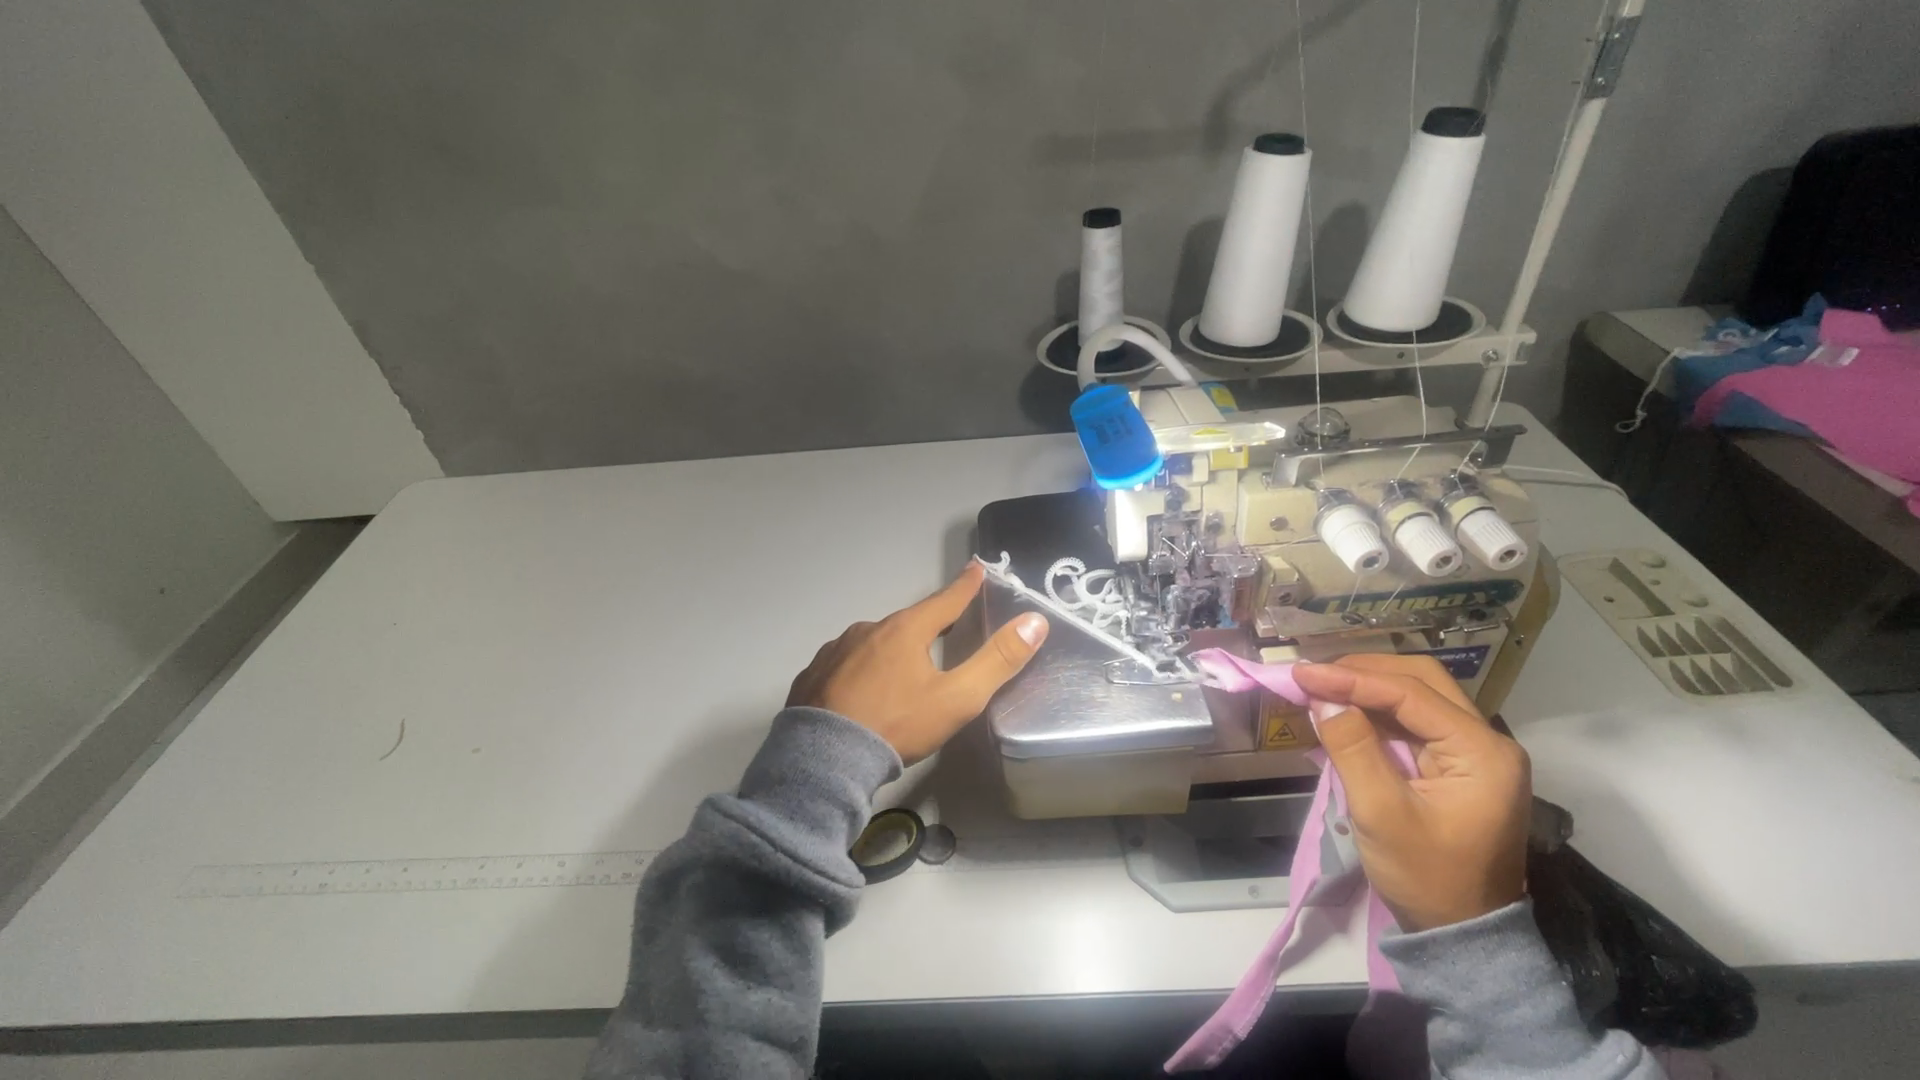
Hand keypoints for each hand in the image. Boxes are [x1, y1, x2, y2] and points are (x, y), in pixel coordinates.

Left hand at [787, 562, 1048, 763]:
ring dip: (890, 651)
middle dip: (926, 624)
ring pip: (873, 643)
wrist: (825, 758)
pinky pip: (844, 664)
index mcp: (905, 630)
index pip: (945, 600)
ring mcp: (835, 650)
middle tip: (943, 631)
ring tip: (899, 675)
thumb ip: (997, 661)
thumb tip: (1035, 621)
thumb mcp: (957, 698)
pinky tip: (860, 693)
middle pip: (907, 622)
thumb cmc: (897, 724)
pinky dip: (859, 671)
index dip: (965, 586)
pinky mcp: (813, 674)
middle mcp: (868, 630)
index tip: (976, 568)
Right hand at [1293, 655, 1530, 932]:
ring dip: (1369, 686)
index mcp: (1482, 752)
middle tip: (1313, 676)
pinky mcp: (1458, 764)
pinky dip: (1377, 710)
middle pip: (1422, 681)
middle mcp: (1487, 741)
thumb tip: (1321, 698)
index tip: (1302, 673)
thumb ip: (1352, 749)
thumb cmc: (1426, 877)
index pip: (1410, 694)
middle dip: (1364, 671)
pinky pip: (1415, 721)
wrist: (1463, 933)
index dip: (1352, 678)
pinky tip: (1344, 710)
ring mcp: (1475, 752)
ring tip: (1321, 687)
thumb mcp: (1381, 814)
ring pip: (1419, 696)